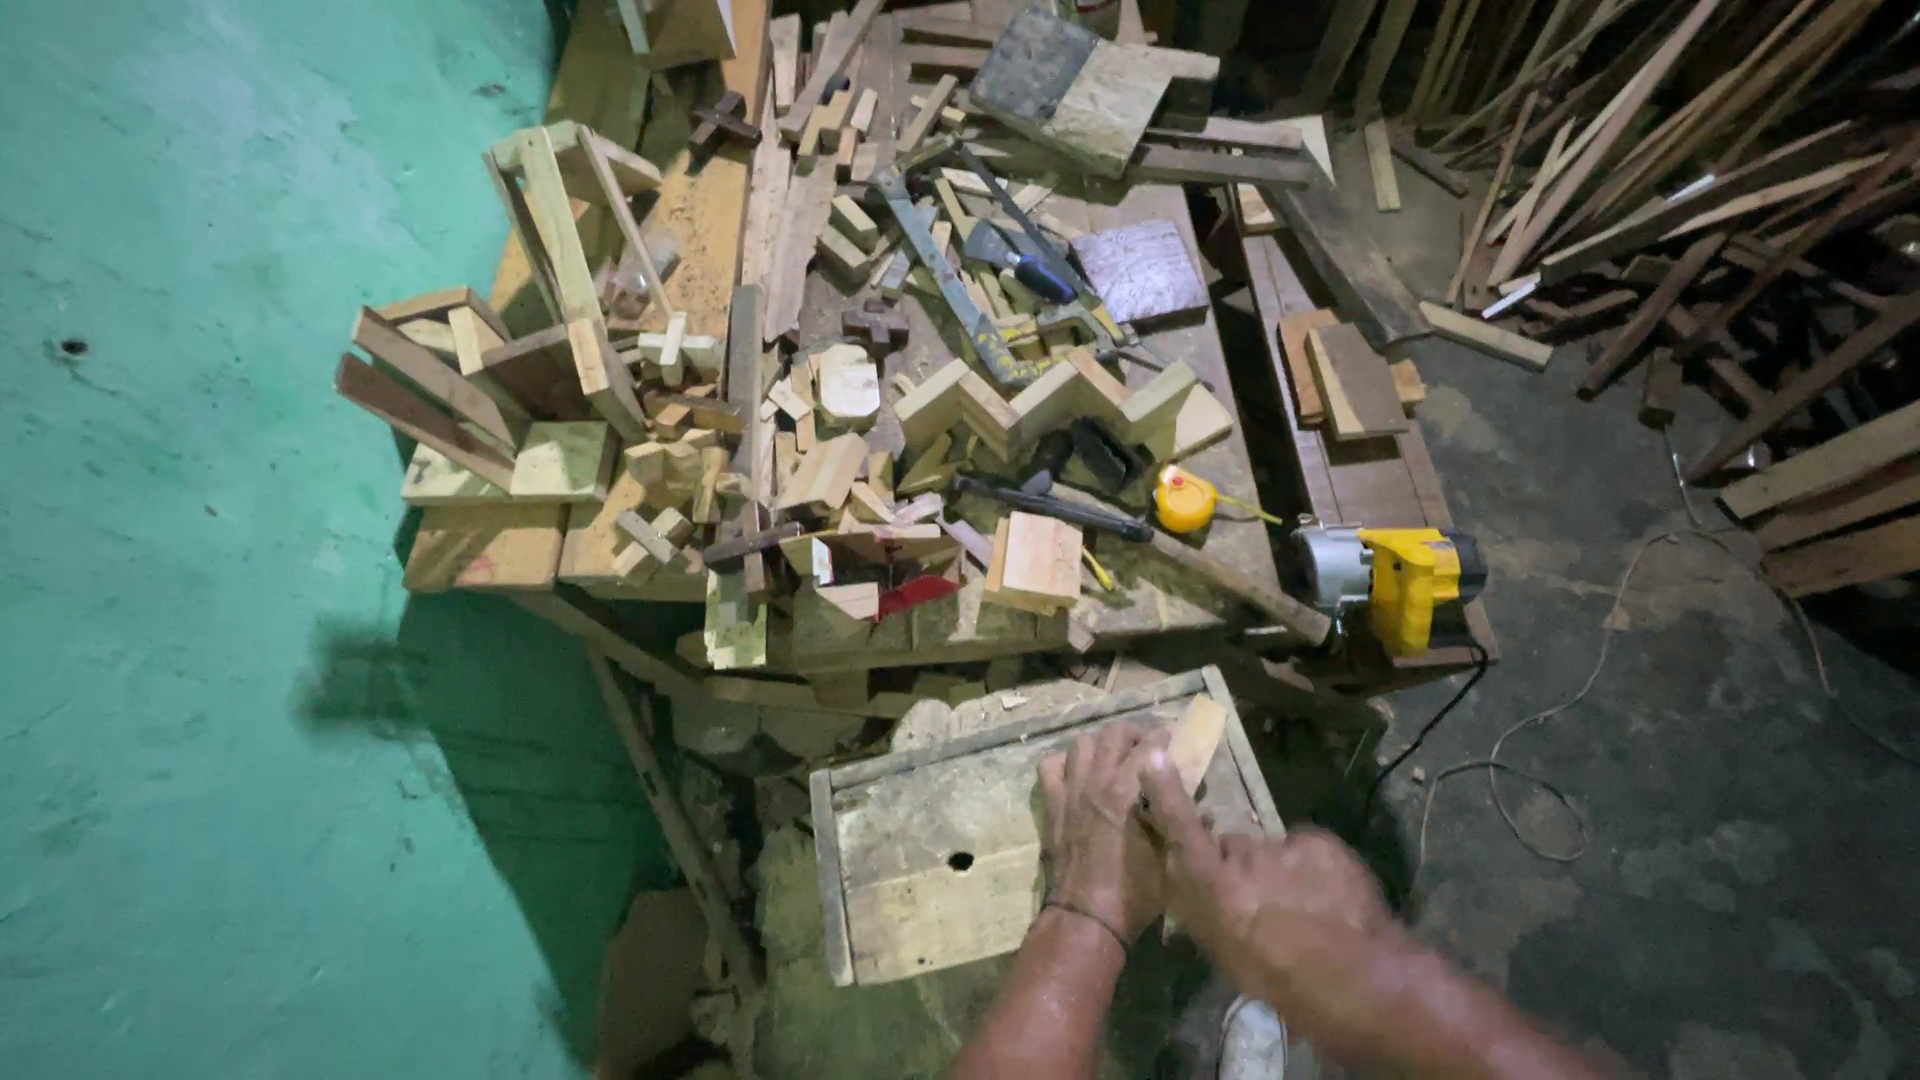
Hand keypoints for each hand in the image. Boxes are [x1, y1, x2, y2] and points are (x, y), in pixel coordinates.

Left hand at [1036, 723, 1165, 942]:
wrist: (1087, 917)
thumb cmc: (1136, 891)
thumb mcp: (1170, 854)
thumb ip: (1179, 819)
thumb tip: (1200, 801)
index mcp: (1128, 790)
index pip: (1150, 746)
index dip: (1165, 739)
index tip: (1173, 740)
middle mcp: (1097, 780)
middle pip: (1113, 733)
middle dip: (1133, 734)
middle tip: (1145, 748)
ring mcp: (1070, 789)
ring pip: (1081, 743)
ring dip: (1100, 746)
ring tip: (1111, 759)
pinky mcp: (1052, 804)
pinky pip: (1050, 766)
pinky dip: (1063, 763)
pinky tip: (1076, 774)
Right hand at [1140, 753, 1412, 1057]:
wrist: (1363, 984)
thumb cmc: (1285, 984)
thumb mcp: (1228, 959)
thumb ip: (1205, 915)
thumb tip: (1191, 897)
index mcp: (1215, 886)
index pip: (1181, 829)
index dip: (1166, 793)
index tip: (1155, 757)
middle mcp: (1245, 856)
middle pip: (1233, 847)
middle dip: (1241, 865)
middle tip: (1262, 903)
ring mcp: (1285, 845)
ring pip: (1273, 851)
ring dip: (1281, 872)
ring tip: (1305, 910)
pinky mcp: (1320, 842)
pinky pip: (1307, 850)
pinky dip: (1313, 869)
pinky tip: (1330, 901)